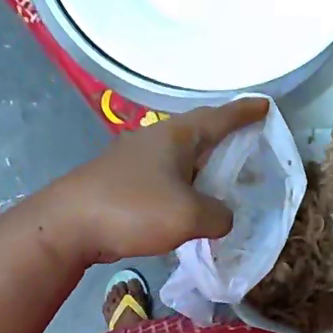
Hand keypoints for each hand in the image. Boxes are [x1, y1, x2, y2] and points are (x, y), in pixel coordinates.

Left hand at [31, 97, 270, 265]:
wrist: (67, 226)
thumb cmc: (132, 208)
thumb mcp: (189, 215)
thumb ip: (218, 216)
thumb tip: (221, 218)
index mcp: (176, 135)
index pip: (219, 116)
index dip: (244, 113)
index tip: (265, 107)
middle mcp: (154, 140)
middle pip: (198, 136)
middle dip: (223, 141)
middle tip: (248, 149)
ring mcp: (133, 162)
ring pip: (178, 161)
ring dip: (201, 170)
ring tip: (223, 184)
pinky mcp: (119, 185)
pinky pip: (162, 182)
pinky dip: (181, 190)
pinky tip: (186, 208)